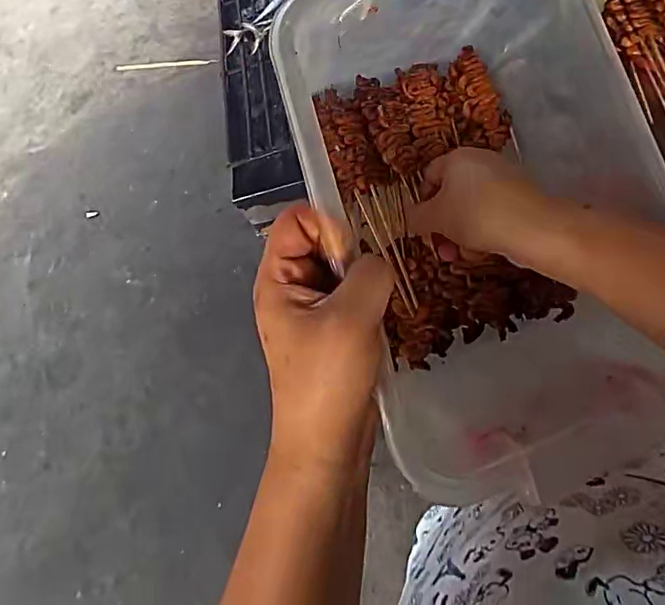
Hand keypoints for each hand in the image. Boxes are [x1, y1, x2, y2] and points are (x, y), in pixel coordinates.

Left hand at [253, 204, 394, 469]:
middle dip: (354, 248)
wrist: (328, 444)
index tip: (350, 255)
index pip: (297, 219)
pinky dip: (375, 290)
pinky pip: (357, 287)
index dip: (327, 224)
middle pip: (323, 236)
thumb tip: (379, 260)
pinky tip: (386, 310)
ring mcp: (316, 305)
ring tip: (383, 297)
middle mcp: (293, 286)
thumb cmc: (328, 379)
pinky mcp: (338, 322)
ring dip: (369, 271)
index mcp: (278, 280)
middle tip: (373, 278)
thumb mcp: (352, 316)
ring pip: (345, 263)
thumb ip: (370, 270)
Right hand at [408, 148, 575, 274]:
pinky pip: (492, 213)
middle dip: (442, 226)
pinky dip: (484, 231)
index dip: (421, 203)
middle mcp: (480, 161)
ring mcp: (503, 178)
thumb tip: (408, 217)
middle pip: (451, 195)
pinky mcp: (519, 196)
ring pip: (471, 208)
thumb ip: (415, 217)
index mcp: (458, 157)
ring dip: (461, 234)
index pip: (428, 176)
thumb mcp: (436, 218)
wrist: (533, 226)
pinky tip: (482, 251)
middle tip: (441, 249)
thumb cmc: (476, 215)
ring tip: (462, 256)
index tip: (421, 228)